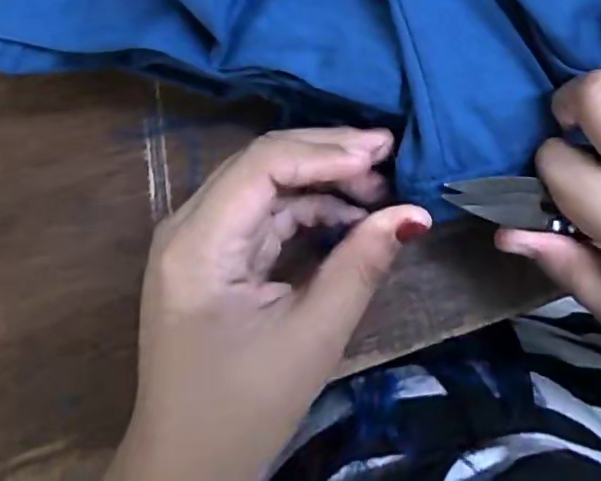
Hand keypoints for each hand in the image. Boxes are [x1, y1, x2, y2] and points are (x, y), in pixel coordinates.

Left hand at [109, 128, 431, 480]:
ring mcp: (199, 236)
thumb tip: (414, 214)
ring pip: (267, 178)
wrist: (187, 470)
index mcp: (197, 244)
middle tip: (387, 152)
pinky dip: (310, 204)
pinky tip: (350, 213)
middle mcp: (189, 225)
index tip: (379, 155)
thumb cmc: (243, 410)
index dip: (324, 152)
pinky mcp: (216, 250)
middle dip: (329, 153)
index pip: (263, 165)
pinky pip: (267, 208)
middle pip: (263, 161)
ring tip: (378, 185)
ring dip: (323, 176)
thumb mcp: (312, 337)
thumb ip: (362, 264)